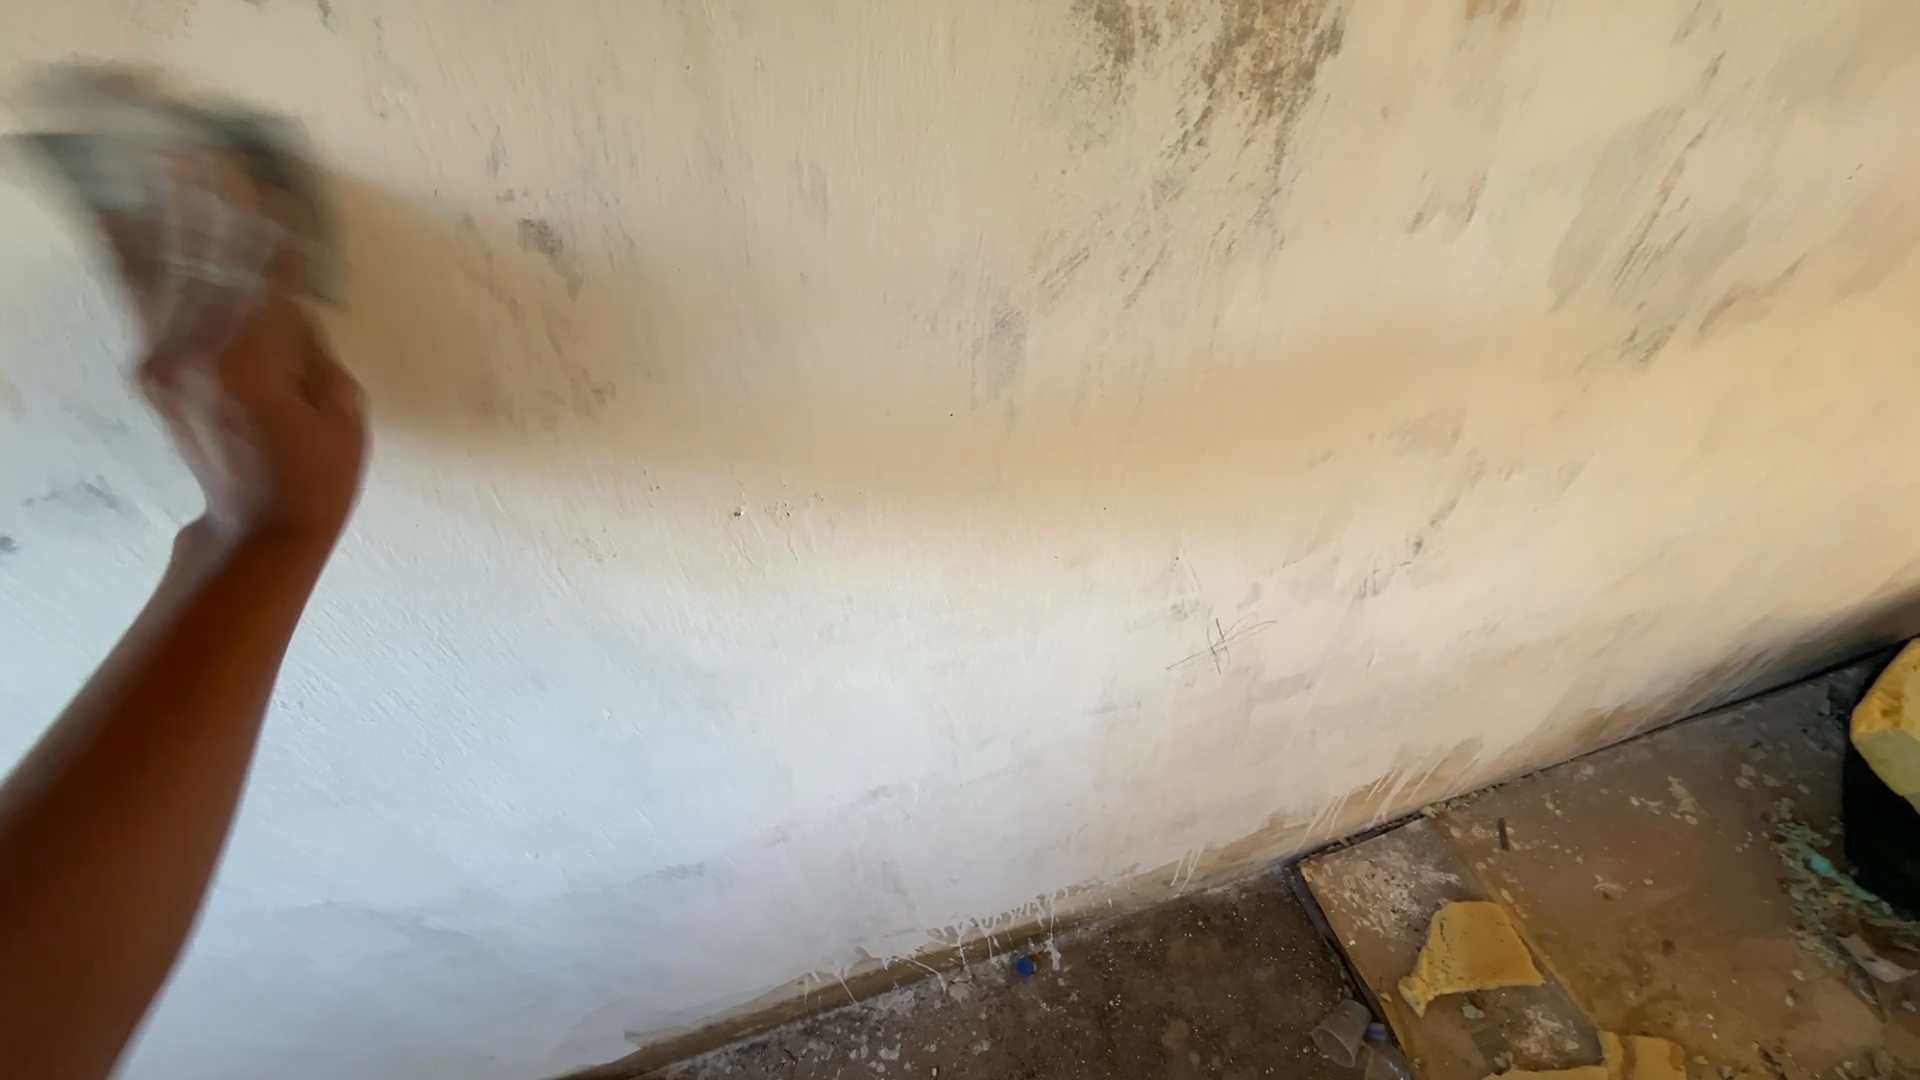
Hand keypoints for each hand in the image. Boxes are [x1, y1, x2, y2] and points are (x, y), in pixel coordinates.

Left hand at [93, 146, 366, 542]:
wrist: (260, 523)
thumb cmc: (317, 476)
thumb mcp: (342, 412)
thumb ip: (311, 351)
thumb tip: (287, 307)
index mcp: (248, 371)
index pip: (259, 284)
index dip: (269, 237)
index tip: (272, 193)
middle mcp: (190, 359)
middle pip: (199, 268)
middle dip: (205, 210)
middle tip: (200, 154)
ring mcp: (160, 363)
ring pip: (159, 276)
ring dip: (161, 219)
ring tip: (156, 167)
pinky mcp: (153, 370)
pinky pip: (143, 301)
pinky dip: (135, 257)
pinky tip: (123, 222)